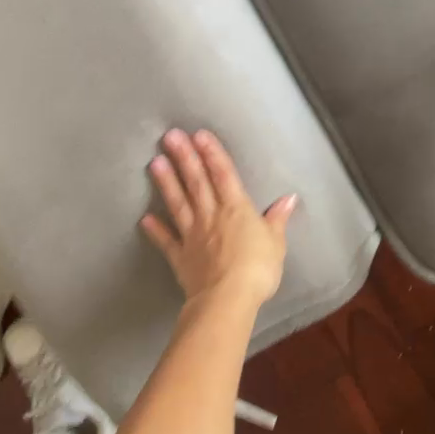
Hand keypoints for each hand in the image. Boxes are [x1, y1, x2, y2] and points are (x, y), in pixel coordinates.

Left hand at [140, 128, 296, 308]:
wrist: (228, 299)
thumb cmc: (258, 268)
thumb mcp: (276, 242)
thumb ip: (277, 219)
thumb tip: (289, 199)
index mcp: (236, 209)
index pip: (223, 174)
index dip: (212, 153)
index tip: (199, 134)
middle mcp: (212, 215)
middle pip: (197, 182)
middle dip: (184, 158)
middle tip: (170, 136)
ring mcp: (193, 236)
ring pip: (179, 203)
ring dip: (167, 183)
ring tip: (155, 162)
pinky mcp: (181, 257)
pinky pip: (167, 241)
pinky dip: (156, 230)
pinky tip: (145, 219)